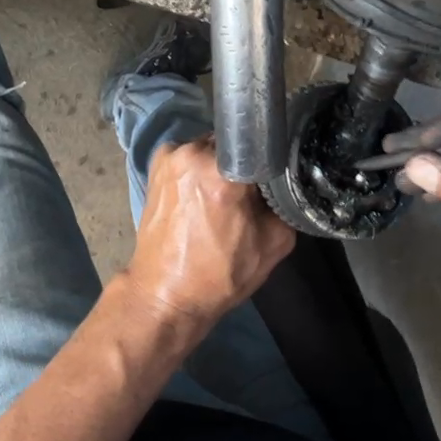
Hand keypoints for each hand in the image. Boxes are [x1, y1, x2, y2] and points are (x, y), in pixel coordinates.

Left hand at [122, 137, 296, 329]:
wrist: (166, 295)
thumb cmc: (219, 274)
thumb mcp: (273, 243)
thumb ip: (284, 204)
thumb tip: (283, 183)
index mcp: (223, 172)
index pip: (260, 148)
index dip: (270, 162)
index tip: (273, 181)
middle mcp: (193, 153)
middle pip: (233, 146)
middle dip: (243, 164)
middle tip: (249, 193)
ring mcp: (170, 156)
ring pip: (210, 149)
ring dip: (219, 166)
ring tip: (223, 197)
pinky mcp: (155, 165)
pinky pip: (189, 157)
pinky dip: (198, 170)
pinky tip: (201, 195)